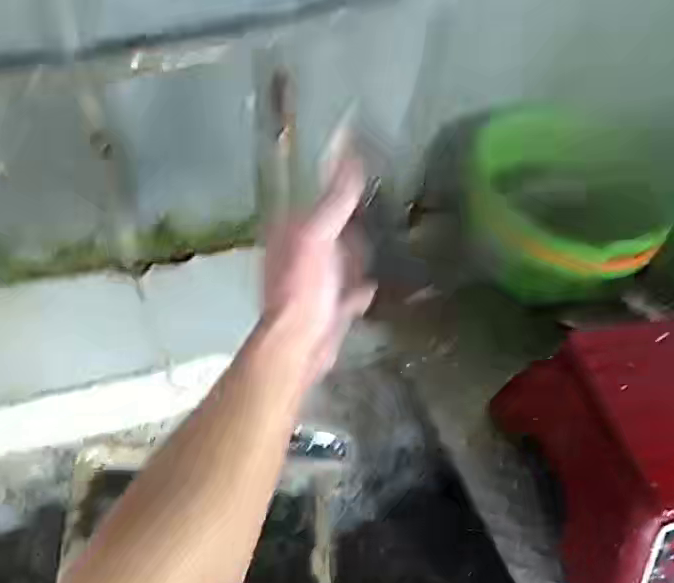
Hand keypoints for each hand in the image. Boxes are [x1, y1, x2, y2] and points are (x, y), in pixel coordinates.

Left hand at [255, 156, 375, 388]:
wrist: (301, 344)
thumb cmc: (303, 288)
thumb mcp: (319, 235)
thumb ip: (335, 198)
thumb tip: (349, 147)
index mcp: (290, 231)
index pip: (316, 198)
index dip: (338, 187)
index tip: (367, 174)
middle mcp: (298, 254)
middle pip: (332, 231)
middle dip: (352, 226)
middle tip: (381, 210)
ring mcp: (313, 283)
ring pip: (341, 261)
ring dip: (358, 257)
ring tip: (383, 245)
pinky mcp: (328, 309)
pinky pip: (349, 292)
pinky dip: (360, 289)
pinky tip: (373, 285)